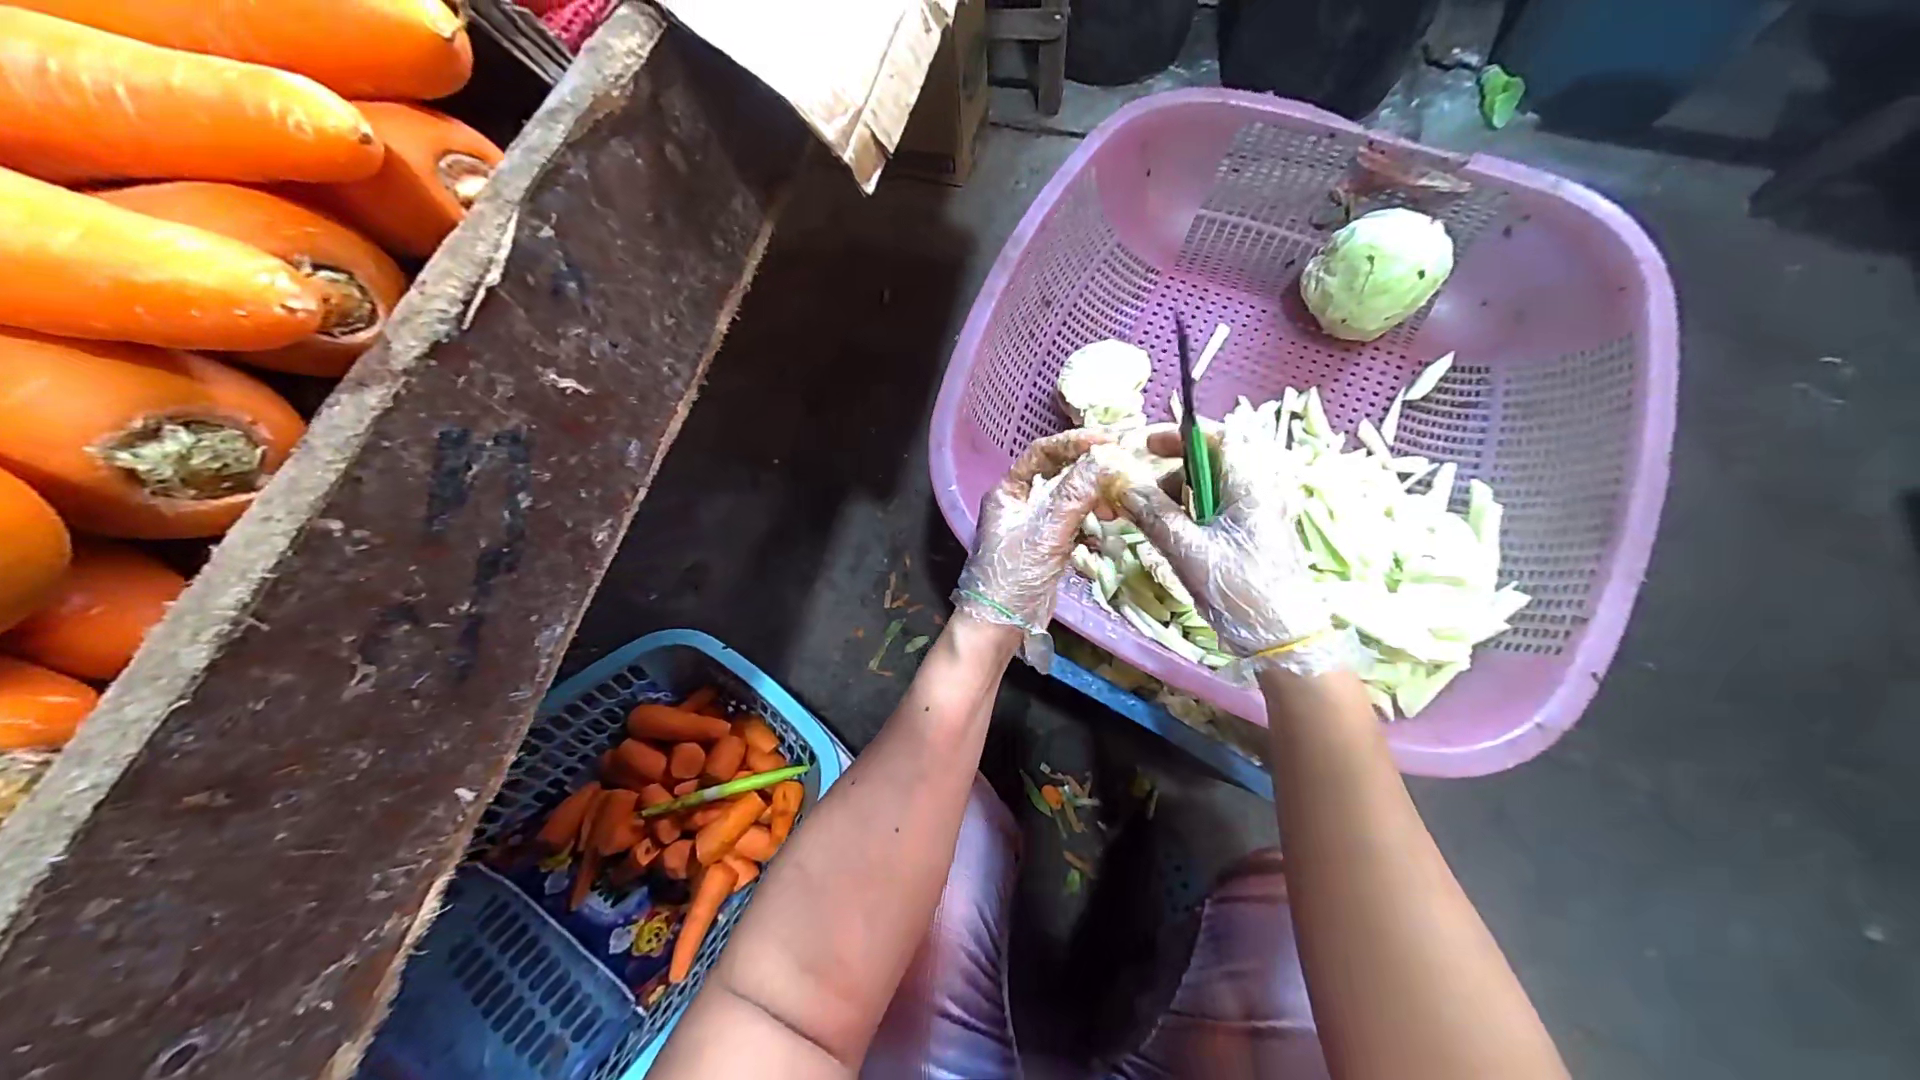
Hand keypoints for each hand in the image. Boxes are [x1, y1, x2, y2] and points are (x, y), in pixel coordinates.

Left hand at [955, 429, 1108, 668]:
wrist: (1000, 626)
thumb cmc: (1014, 576)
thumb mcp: (1046, 532)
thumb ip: (1075, 495)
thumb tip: (1105, 459)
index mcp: (1009, 491)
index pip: (1042, 453)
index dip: (1074, 443)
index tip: (1108, 441)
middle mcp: (1020, 503)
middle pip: (1059, 474)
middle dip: (1090, 474)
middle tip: (1120, 476)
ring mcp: (1033, 525)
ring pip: (1070, 500)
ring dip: (1093, 500)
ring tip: (1115, 509)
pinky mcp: (1046, 547)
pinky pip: (1073, 525)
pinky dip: (1090, 525)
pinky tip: (1105, 532)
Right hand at [1098, 427, 1349, 677]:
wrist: (1282, 641)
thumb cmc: (1240, 590)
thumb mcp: (1189, 551)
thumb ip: (1154, 513)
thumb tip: (1120, 483)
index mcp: (1251, 487)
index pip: (1220, 437)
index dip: (1180, 435)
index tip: (1146, 446)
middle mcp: (1259, 493)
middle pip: (1211, 463)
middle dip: (1172, 474)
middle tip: (1142, 495)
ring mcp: (1258, 516)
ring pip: (1211, 489)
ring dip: (1178, 498)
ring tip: (1153, 522)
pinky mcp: (1253, 536)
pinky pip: (1217, 512)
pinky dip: (1190, 516)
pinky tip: (1173, 538)